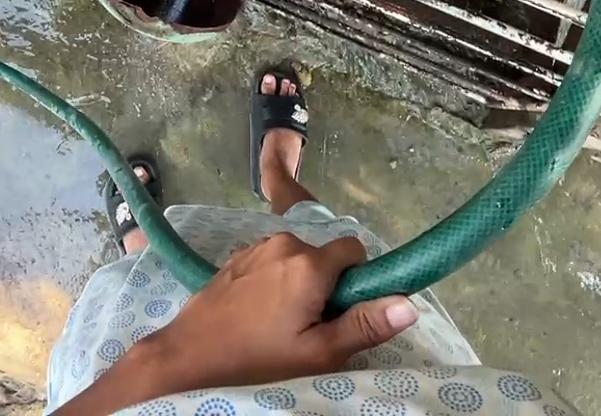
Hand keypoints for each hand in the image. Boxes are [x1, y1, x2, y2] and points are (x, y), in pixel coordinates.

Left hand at [53, 234, 417, 412]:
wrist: (191, 354)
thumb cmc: (258, 359)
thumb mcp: (318, 353)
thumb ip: (364, 325)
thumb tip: (409, 303)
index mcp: (308, 262)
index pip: (354, 248)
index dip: (358, 279)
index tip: (345, 310)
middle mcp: (284, 241)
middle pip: (324, 256)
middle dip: (327, 286)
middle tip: (310, 327)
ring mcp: (257, 245)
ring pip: (298, 258)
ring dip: (300, 284)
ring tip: (281, 323)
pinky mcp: (238, 255)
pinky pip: (272, 260)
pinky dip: (275, 281)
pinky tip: (259, 313)